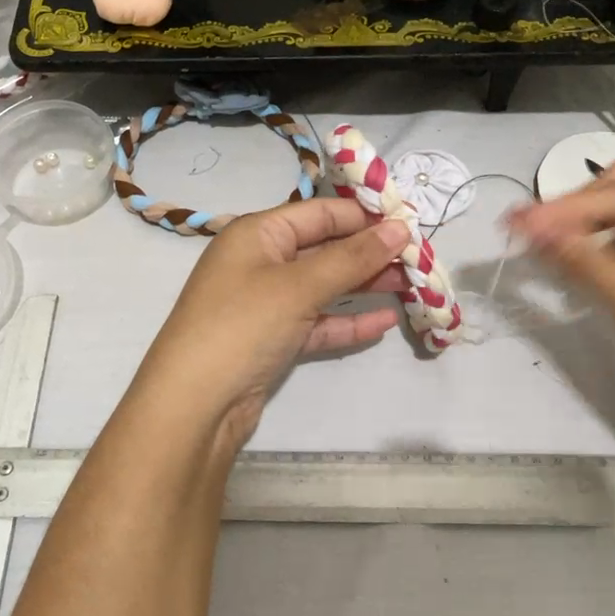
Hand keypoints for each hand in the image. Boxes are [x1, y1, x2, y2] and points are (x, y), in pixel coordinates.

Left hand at [131, 199, 409, 447]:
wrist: (195, 403)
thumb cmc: (242, 326)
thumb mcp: (298, 286)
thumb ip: (352, 258)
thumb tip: (400, 227)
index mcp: (257, 233)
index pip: (320, 212)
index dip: (365, 216)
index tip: (412, 224)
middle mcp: (260, 261)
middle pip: (324, 248)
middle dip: (370, 252)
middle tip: (420, 260)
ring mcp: (266, 303)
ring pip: (324, 286)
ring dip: (365, 285)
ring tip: (413, 286)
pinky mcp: (273, 340)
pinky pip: (318, 322)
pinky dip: (348, 321)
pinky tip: (385, 322)